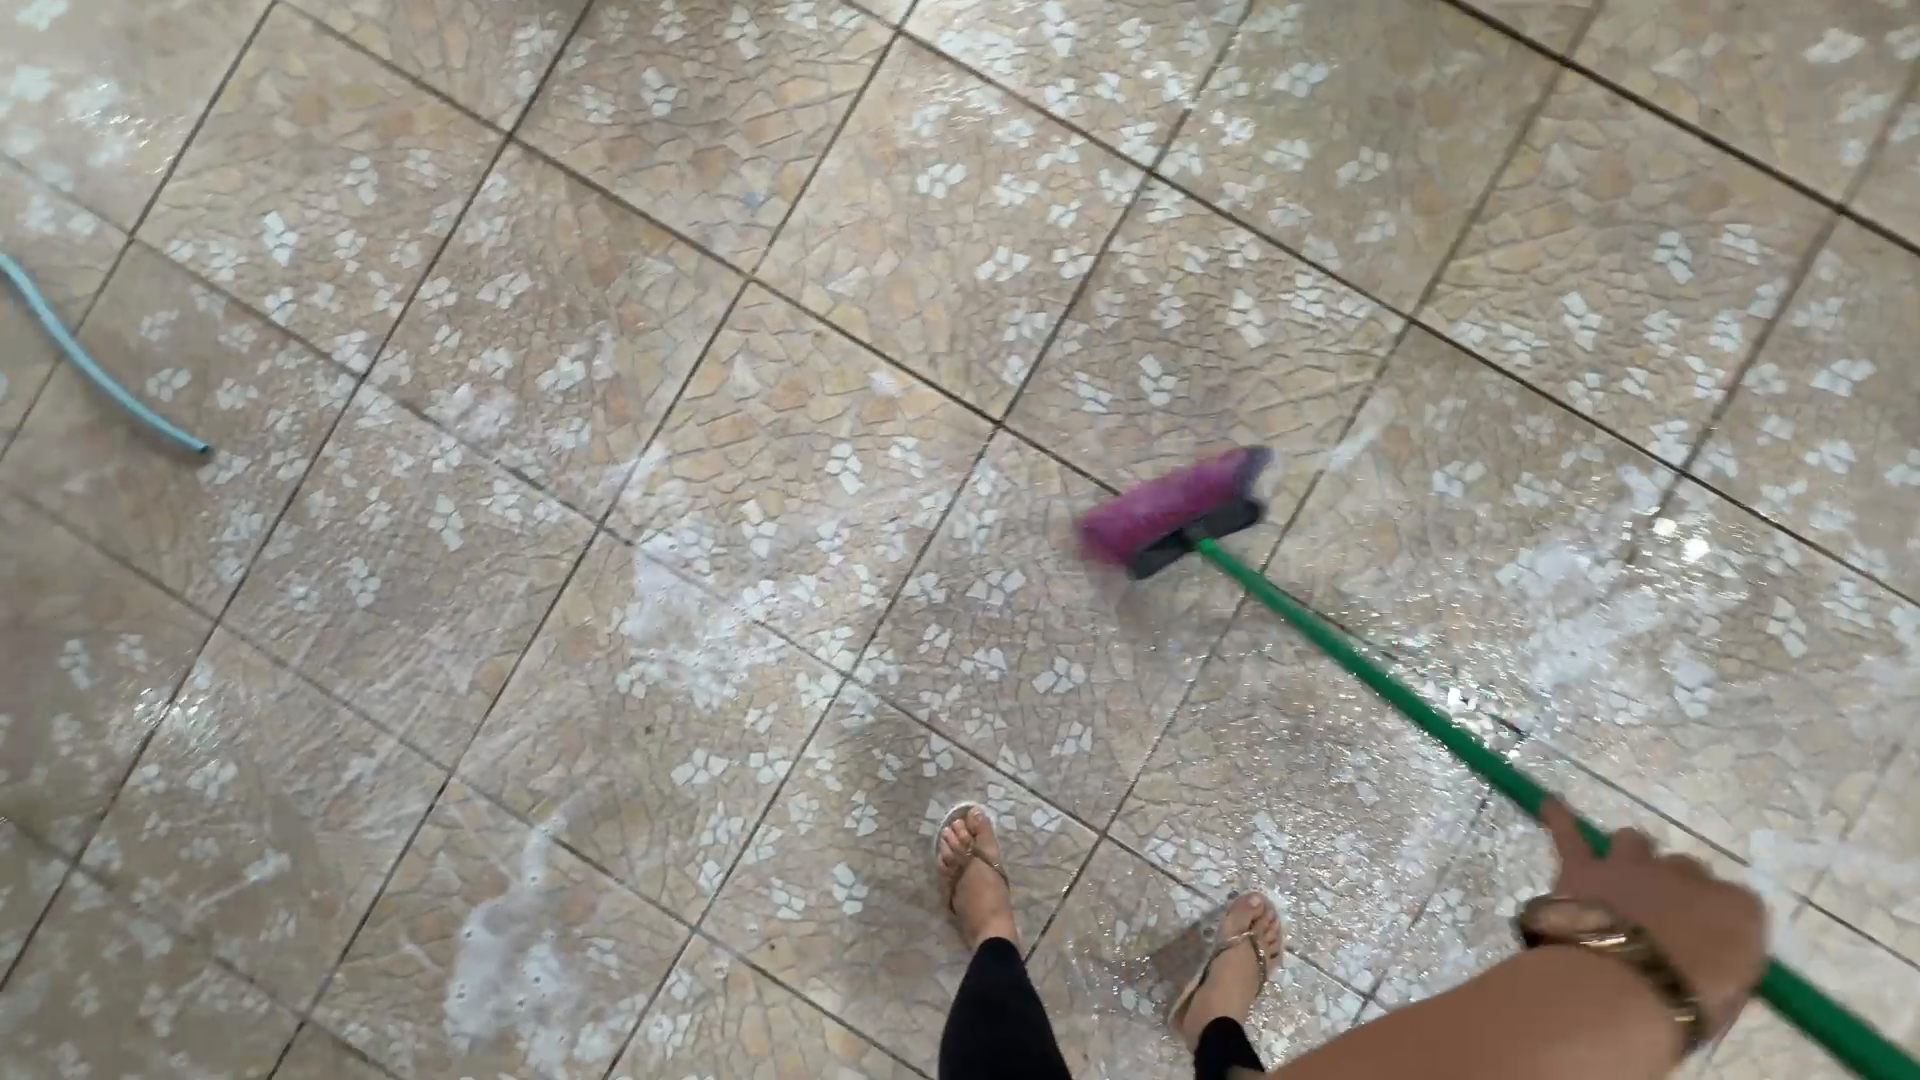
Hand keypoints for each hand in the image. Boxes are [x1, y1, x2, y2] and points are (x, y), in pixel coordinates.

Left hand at [1541, 799, 1767, 1037]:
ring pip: (1632, 841)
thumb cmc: (1686, 1000)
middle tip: (1663, 912)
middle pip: (1684, 868)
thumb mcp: (1731, 995)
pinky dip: (1559, 818)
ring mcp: (1630, 866)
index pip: (1739, 901)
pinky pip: (1568, 833)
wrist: (1621, 980)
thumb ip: (1722, 962)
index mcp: (1735, 909)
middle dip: (1676, 886)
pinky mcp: (1582, 867)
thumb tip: (1708, 957)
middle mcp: (1684, 876)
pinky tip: (1550, 805)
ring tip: (1621, 872)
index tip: (1713, 936)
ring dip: (1629, 854)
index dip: (1721, 917)